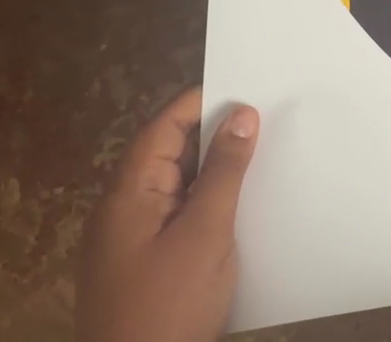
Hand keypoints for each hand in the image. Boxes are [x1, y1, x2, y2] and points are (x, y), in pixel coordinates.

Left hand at [77, 88, 259, 341]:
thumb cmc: (168, 304)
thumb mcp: (205, 232)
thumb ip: (224, 170)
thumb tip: (242, 113)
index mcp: (127, 193)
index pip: (164, 126)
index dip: (203, 101)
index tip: (250, 86)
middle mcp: (123, 209)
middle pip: (169, 151)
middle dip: (215, 132)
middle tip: (266, 115)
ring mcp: (133, 239)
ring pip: (178, 183)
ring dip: (216, 167)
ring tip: (263, 152)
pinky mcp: (147, 264)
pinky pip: (180, 212)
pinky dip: (210, 198)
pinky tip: (242, 202)